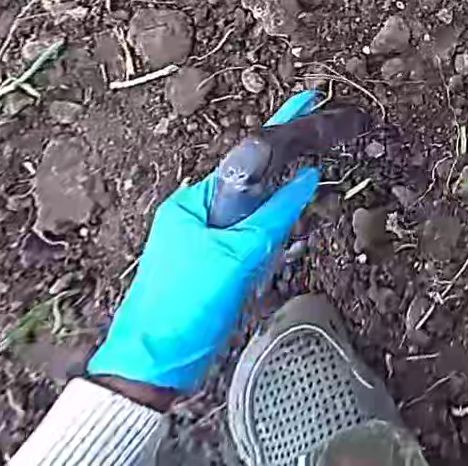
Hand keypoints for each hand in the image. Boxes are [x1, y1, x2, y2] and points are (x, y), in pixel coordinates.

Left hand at [88, 91, 322, 393]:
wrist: (151, 369)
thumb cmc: (184, 307)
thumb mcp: (237, 254)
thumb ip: (276, 213)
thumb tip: (309, 177)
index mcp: (193, 203)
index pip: (247, 156)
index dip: (280, 126)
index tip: (308, 99)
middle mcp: (197, 214)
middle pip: (255, 184)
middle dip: (283, 186)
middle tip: (316, 162)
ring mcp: (203, 239)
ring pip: (257, 214)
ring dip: (275, 227)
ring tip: (279, 247)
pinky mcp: (212, 263)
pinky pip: (251, 239)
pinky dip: (268, 245)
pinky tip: (275, 258)